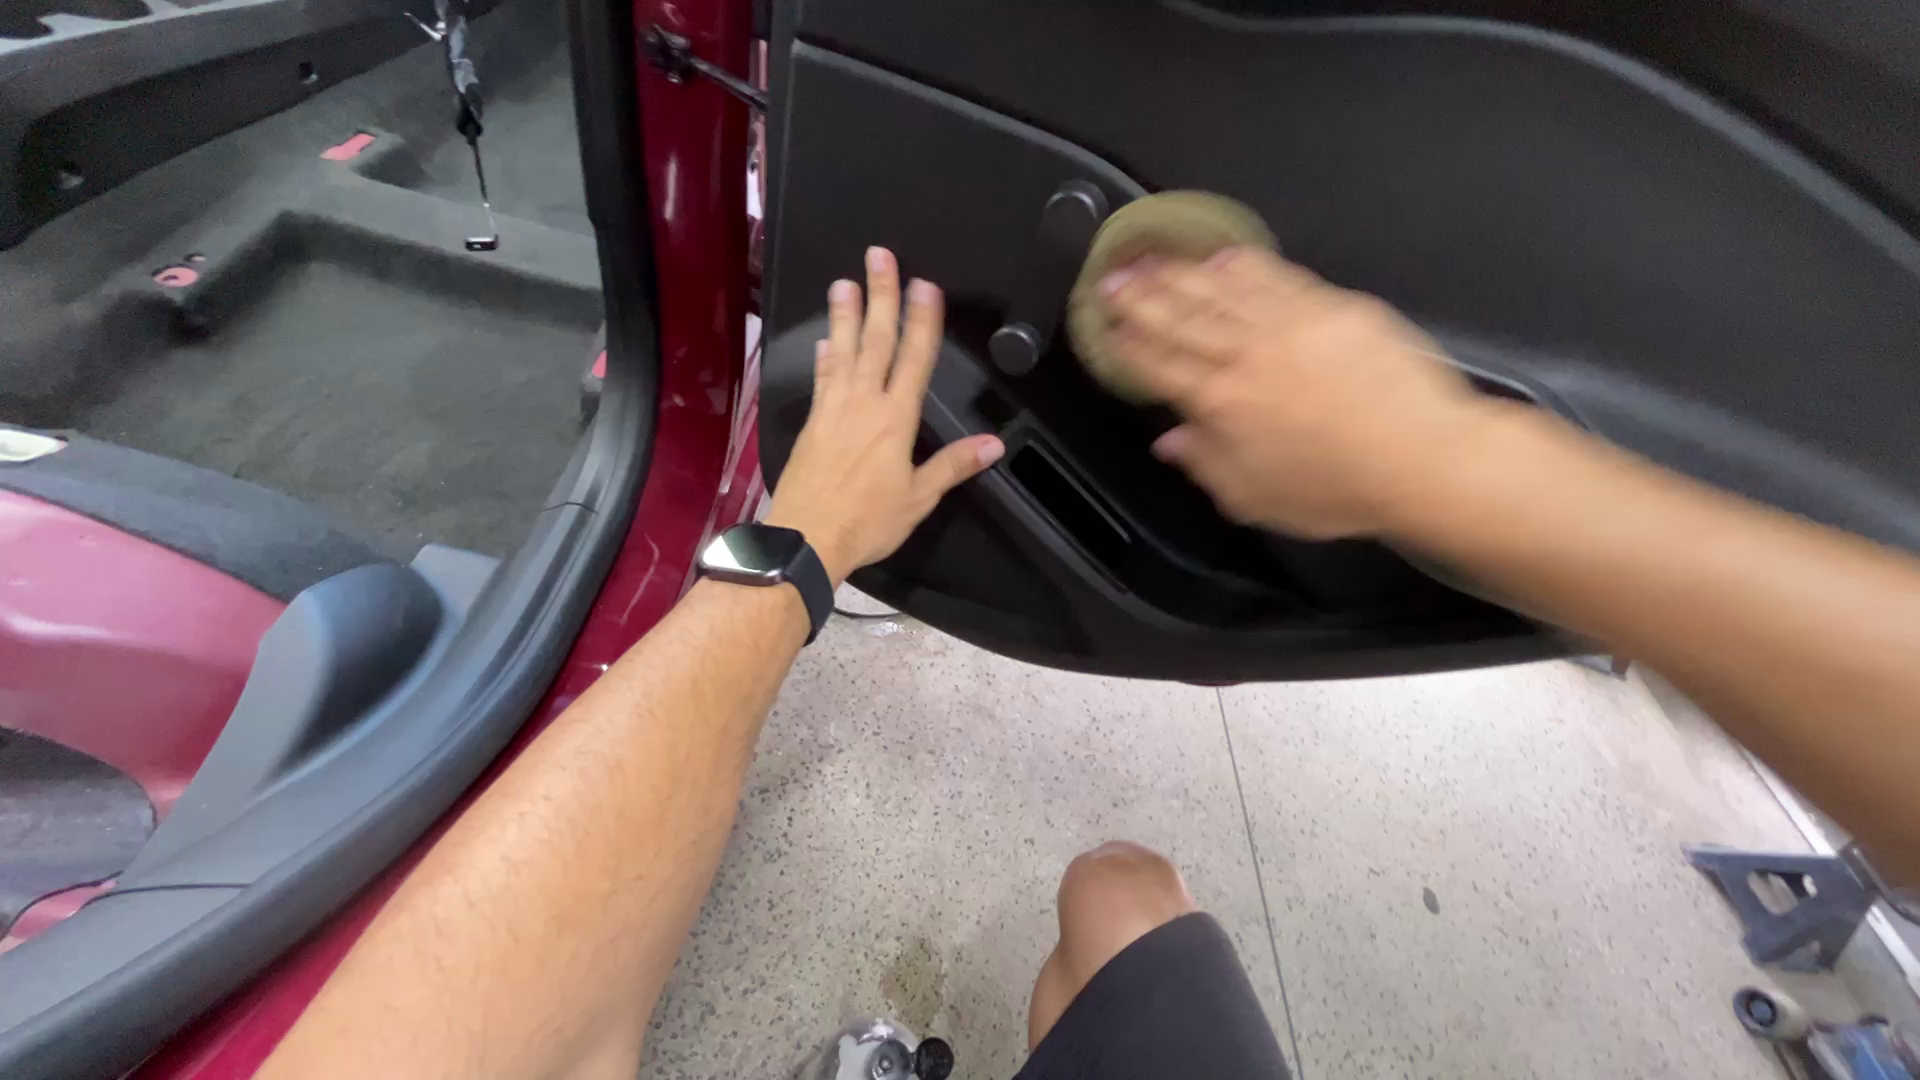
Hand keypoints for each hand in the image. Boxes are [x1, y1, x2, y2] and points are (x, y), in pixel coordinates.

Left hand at [766, 247, 1004, 583]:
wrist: (805, 539)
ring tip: (844, 282)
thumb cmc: (867, 522)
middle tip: (879, 256)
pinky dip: (824, 357)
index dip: (922, 320)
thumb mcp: (918, 498)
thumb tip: (994, 444)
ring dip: (845, 315)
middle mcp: (863, 404)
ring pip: (843, 352)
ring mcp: (832, 410)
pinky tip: (825, 342)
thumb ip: (953, 465)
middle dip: (881, 296)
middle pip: (875, 341)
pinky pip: (821, 380)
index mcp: (895, 420)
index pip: (914, 359)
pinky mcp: (810, 423)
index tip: (924, 285)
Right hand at [1100, 247, 1495, 538]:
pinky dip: (1243, 265)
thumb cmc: (1338, 487)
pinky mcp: (1331, 308)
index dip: (1129, 345)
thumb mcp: (1252, 495)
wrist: (1422, 458)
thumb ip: (1203, 463)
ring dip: (1180, 274)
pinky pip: (1276, 277)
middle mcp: (1246, 357)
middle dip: (1140, 299)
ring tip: (1151, 259)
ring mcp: (1289, 326)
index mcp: (1221, 403)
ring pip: (1220, 292)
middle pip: (1180, 319)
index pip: (1159, 365)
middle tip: (1112, 280)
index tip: (1108, 329)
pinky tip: (1221, 256)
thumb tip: (1169, 443)